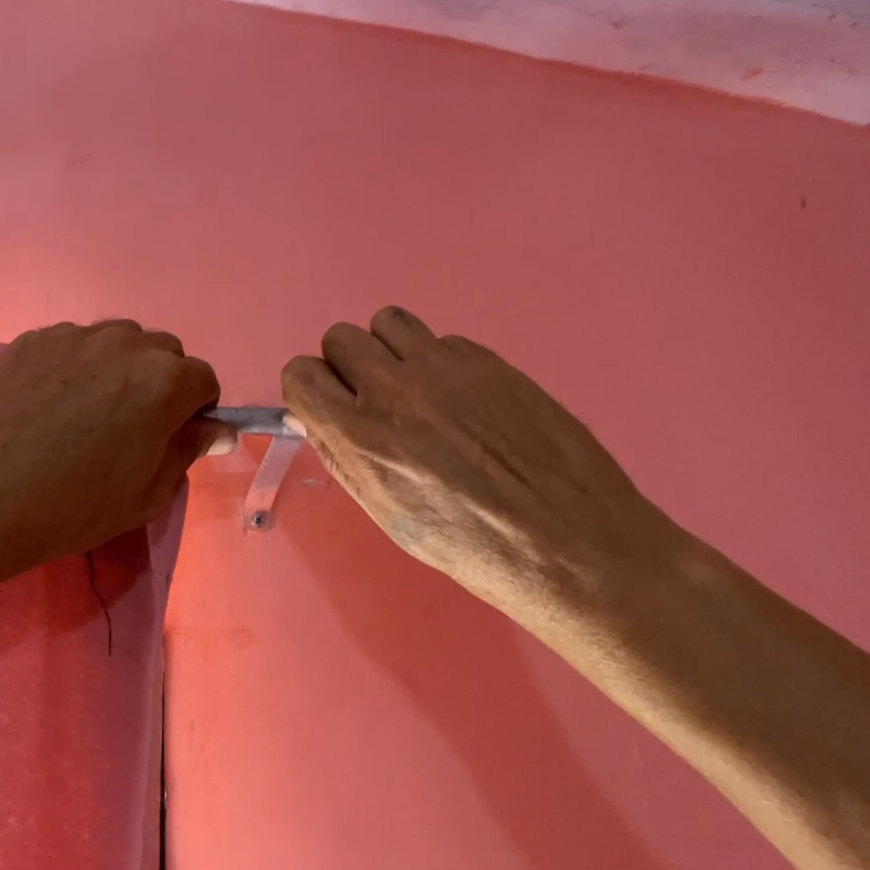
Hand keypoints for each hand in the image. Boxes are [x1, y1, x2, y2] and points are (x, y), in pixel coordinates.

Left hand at [0, 320, 232, 575]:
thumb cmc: (71, 507)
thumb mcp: (146, 496)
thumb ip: (187, 452)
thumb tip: (216, 429)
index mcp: (164, 382)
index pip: (204, 380)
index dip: (195, 412)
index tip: (171, 440)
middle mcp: (125, 344)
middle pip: (163, 353)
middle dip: (160, 385)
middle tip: (130, 430)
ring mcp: (73, 336)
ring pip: (117, 343)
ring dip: (119, 370)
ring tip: (85, 415)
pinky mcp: (31, 339)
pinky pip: (72, 345)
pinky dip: (75, 366)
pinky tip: (47, 407)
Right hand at [281, 306, 684, 617]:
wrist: (568, 543)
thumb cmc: (469, 547)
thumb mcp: (387, 512)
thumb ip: (343, 453)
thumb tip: (312, 415)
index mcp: (361, 436)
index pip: (300, 373)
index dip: (309, 389)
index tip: (326, 407)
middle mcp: (395, 389)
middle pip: (340, 338)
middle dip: (346, 366)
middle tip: (372, 399)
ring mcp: (446, 368)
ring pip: (388, 322)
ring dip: (389, 350)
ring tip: (414, 387)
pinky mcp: (489, 360)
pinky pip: (443, 340)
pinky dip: (439, 362)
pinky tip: (465, 400)